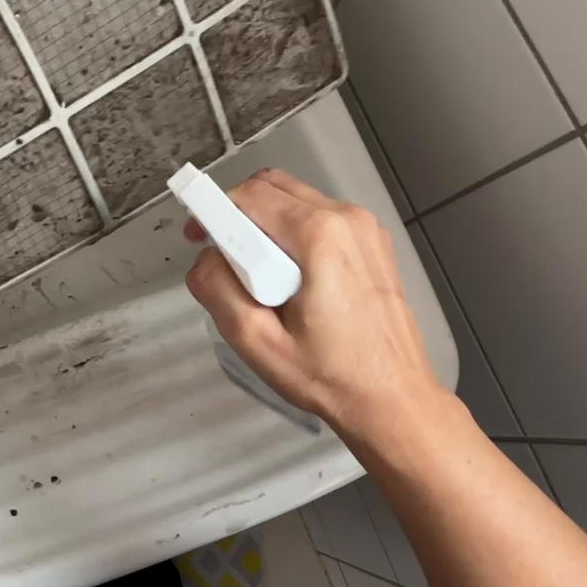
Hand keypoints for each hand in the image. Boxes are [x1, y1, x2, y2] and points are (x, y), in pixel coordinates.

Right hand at [184, 168, 444, 435]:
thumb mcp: (254, 340)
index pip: (248, 196)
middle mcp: (346, 221)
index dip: (211, 210)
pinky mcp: (369, 242)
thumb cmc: (332, 376)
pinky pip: (315, 217)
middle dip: (235, 215)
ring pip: (292, 199)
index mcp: (319, 238)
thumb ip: (217, 289)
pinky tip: (287, 280)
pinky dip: (289, 235)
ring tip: (259, 279)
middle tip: (221, 258)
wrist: (391, 398)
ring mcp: (363, 229)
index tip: (196, 235)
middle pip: (270, 187)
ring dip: (262, 226)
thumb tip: (204, 261)